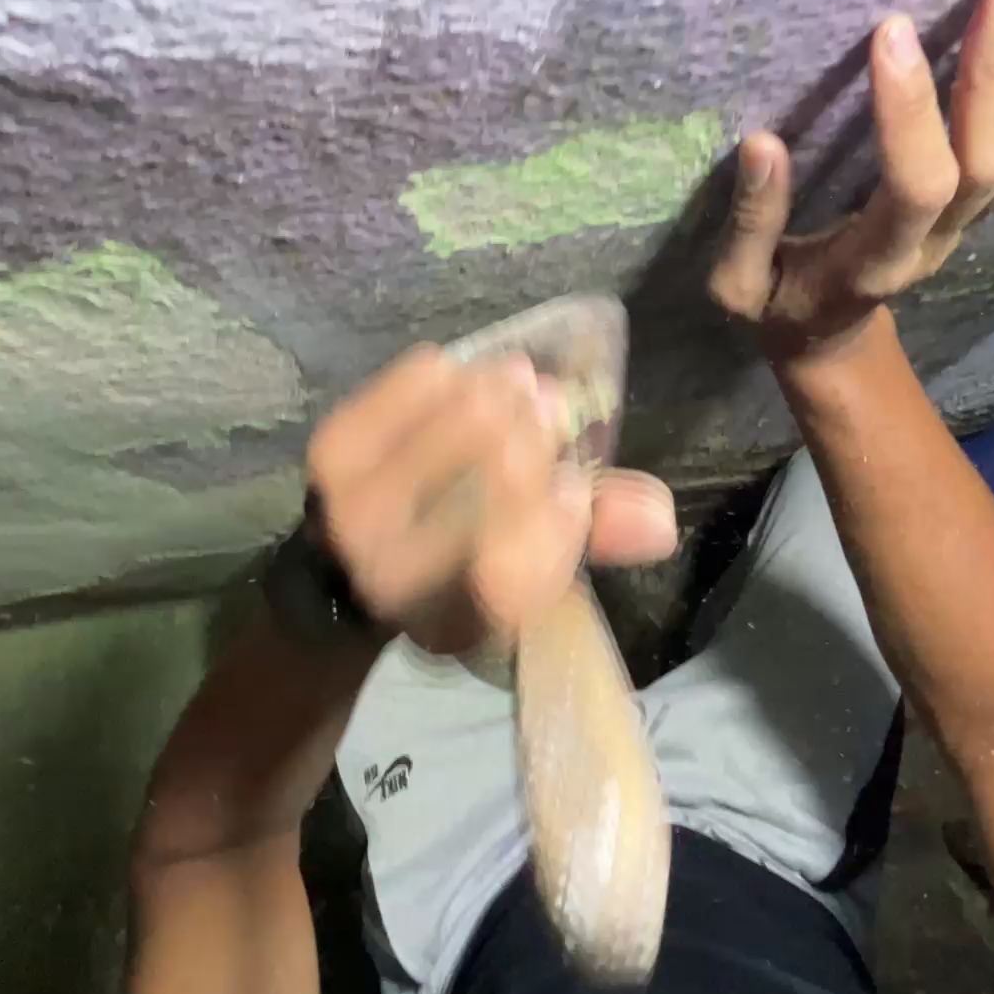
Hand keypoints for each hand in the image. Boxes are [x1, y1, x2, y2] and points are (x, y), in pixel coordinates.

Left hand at [304, 346, 678, 655]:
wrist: (344, 556)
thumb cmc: (453, 561)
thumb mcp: (521, 570)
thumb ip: (592, 541)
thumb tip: (660, 517)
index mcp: (455, 621)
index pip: (516, 584)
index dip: (557, 529)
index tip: (576, 489)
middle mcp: (398, 576)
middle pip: (486, 494)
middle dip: (532, 444)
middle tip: (555, 408)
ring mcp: (357, 513)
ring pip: (448, 440)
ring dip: (493, 401)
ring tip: (521, 380)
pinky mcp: (334, 455)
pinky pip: (394, 401)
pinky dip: (431, 381)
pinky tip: (457, 372)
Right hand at [709, 0, 993, 356]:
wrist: (824, 339)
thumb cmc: (774, 309)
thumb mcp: (737, 286)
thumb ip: (749, 225)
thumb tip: (761, 143)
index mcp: (873, 263)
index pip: (916, 185)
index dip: (911, 112)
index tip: (891, 33)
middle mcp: (933, 245)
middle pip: (991, 159)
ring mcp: (964, 229)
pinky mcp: (977, 215)